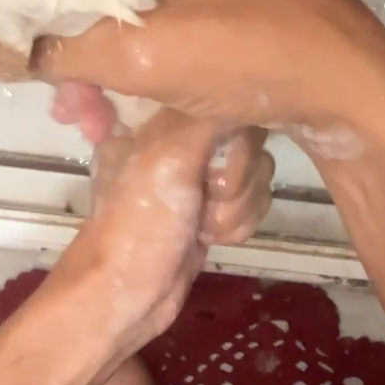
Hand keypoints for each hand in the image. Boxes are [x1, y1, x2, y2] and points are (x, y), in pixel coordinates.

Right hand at [35, 0, 384, 152]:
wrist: (351, 97)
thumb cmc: (255, 58)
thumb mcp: (149, 56)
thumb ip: (71, 48)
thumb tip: (12, 47)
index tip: (11, 30)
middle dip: (68, 43)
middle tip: (63, 102)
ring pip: (127, 9)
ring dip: (99, 64)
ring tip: (87, 118)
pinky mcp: (225, 7)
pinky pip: (157, 29)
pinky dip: (133, 65)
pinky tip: (118, 106)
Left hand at [49, 111, 266, 353]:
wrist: (126, 298)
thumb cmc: (138, 226)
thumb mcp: (170, 158)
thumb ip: (212, 118)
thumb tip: (251, 86)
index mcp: (158, 118)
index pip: (226, 99)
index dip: (236, 138)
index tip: (217, 166)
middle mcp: (180, 142)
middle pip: (251, 140)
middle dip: (237, 181)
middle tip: (205, 202)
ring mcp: (199, 180)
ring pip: (257, 175)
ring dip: (237, 208)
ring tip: (202, 227)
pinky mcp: (213, 212)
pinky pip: (253, 203)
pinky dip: (238, 225)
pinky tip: (209, 239)